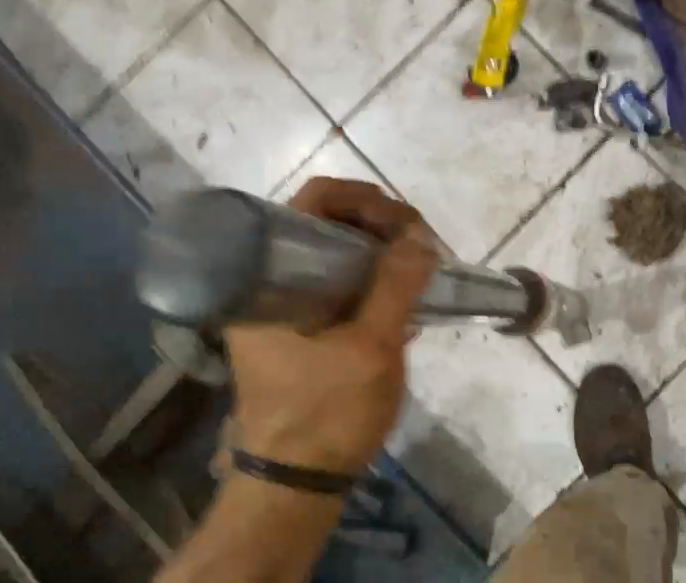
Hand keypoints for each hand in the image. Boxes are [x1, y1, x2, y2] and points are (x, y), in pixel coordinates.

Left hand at [223, 178, 437, 474]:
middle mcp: (266, 282)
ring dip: (382, 251)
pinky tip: (406, 297)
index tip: (404, 223)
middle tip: (420, 244)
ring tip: (421, 268)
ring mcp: (283, 305)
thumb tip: (419, 239)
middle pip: (327, 222)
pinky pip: (340, 281)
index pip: (312, 203)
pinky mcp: (301, 327)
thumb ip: (396, 286)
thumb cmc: (327, 412)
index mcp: (265, 278)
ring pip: (337, 251)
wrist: (296, 486)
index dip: (362, 199)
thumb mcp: (371, 346)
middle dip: (380, 224)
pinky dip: (374, 278)